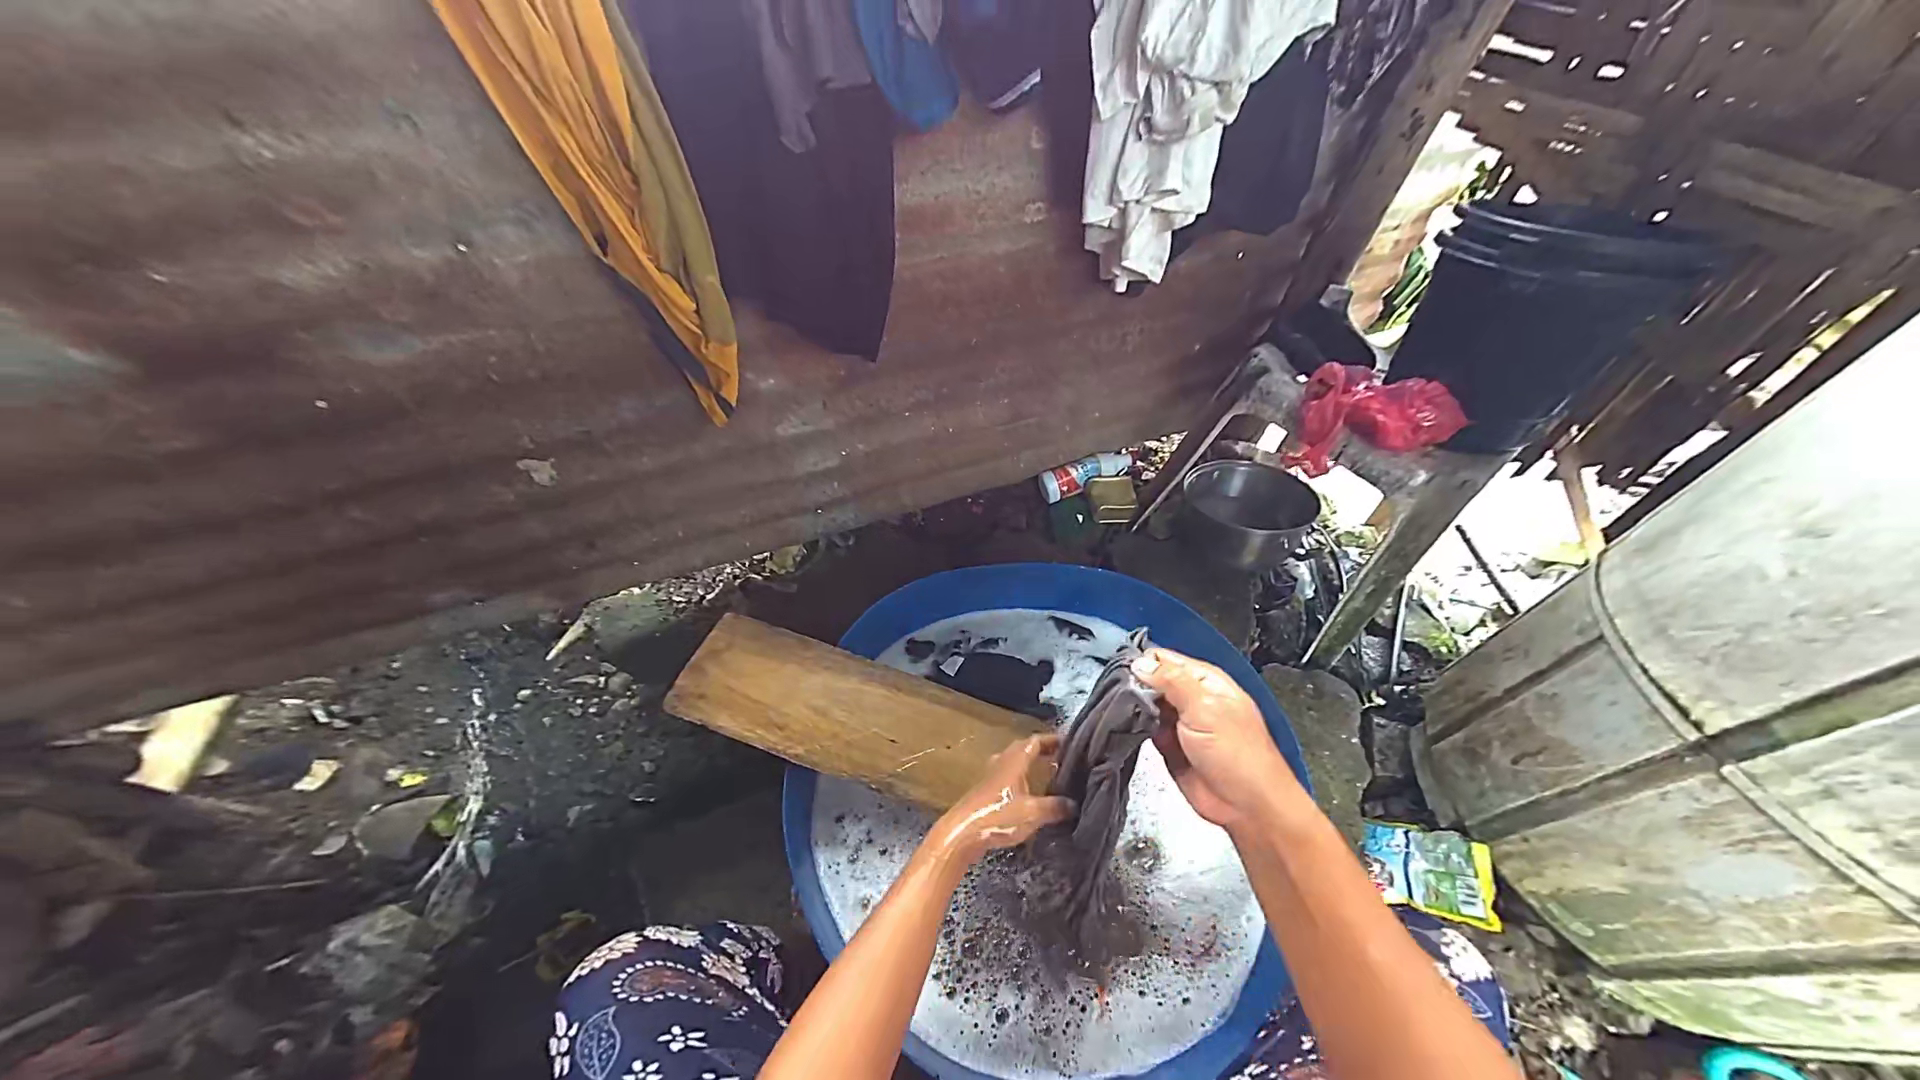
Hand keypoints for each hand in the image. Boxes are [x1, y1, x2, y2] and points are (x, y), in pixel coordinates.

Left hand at [929, 735, 1075, 864]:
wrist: (962, 833)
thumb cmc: (998, 816)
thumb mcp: (1033, 813)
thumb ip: (1055, 807)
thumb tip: (1074, 804)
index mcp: (1014, 760)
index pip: (1035, 741)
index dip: (1052, 740)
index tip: (1069, 743)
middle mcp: (1002, 762)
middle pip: (1024, 749)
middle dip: (1043, 751)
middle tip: (1062, 758)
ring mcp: (992, 776)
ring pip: (1015, 763)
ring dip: (1031, 765)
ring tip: (1050, 775)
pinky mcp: (986, 791)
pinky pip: (1009, 777)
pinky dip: (1023, 779)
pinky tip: (1030, 795)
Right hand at [1131, 648, 1303, 831]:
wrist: (1248, 808)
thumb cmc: (1243, 758)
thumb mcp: (1205, 708)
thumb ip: (1171, 681)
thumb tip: (1142, 664)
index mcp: (1205, 681)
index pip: (1164, 659)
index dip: (1143, 663)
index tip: (1128, 674)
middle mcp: (1192, 699)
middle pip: (1152, 681)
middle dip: (1136, 687)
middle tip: (1127, 697)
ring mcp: (1181, 723)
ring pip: (1146, 706)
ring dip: (1136, 710)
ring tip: (1133, 717)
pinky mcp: (1171, 746)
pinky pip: (1146, 731)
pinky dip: (1138, 731)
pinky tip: (1136, 732)